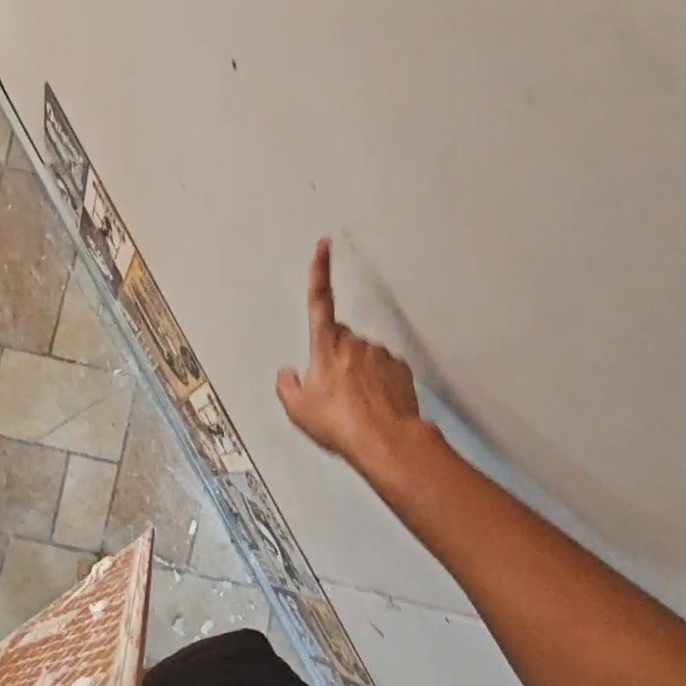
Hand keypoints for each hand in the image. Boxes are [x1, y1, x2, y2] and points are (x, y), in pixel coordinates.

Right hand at [275, 238, 425, 467]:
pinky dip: (376, 383)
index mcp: (326, 347)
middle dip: (334, 357)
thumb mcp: (298, 410)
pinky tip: (371, 405)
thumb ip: (287, 387)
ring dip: (356, 373)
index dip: (319, 271)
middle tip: (331, 391)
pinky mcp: (399, 369)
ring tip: (353, 405)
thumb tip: (286, 375)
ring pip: (362, 356)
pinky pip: (383, 370)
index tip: (323, 246)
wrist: (384, 439)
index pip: (319, 301)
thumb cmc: (340, 423)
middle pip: (339, 340)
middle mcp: (354, 343)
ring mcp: (380, 354)